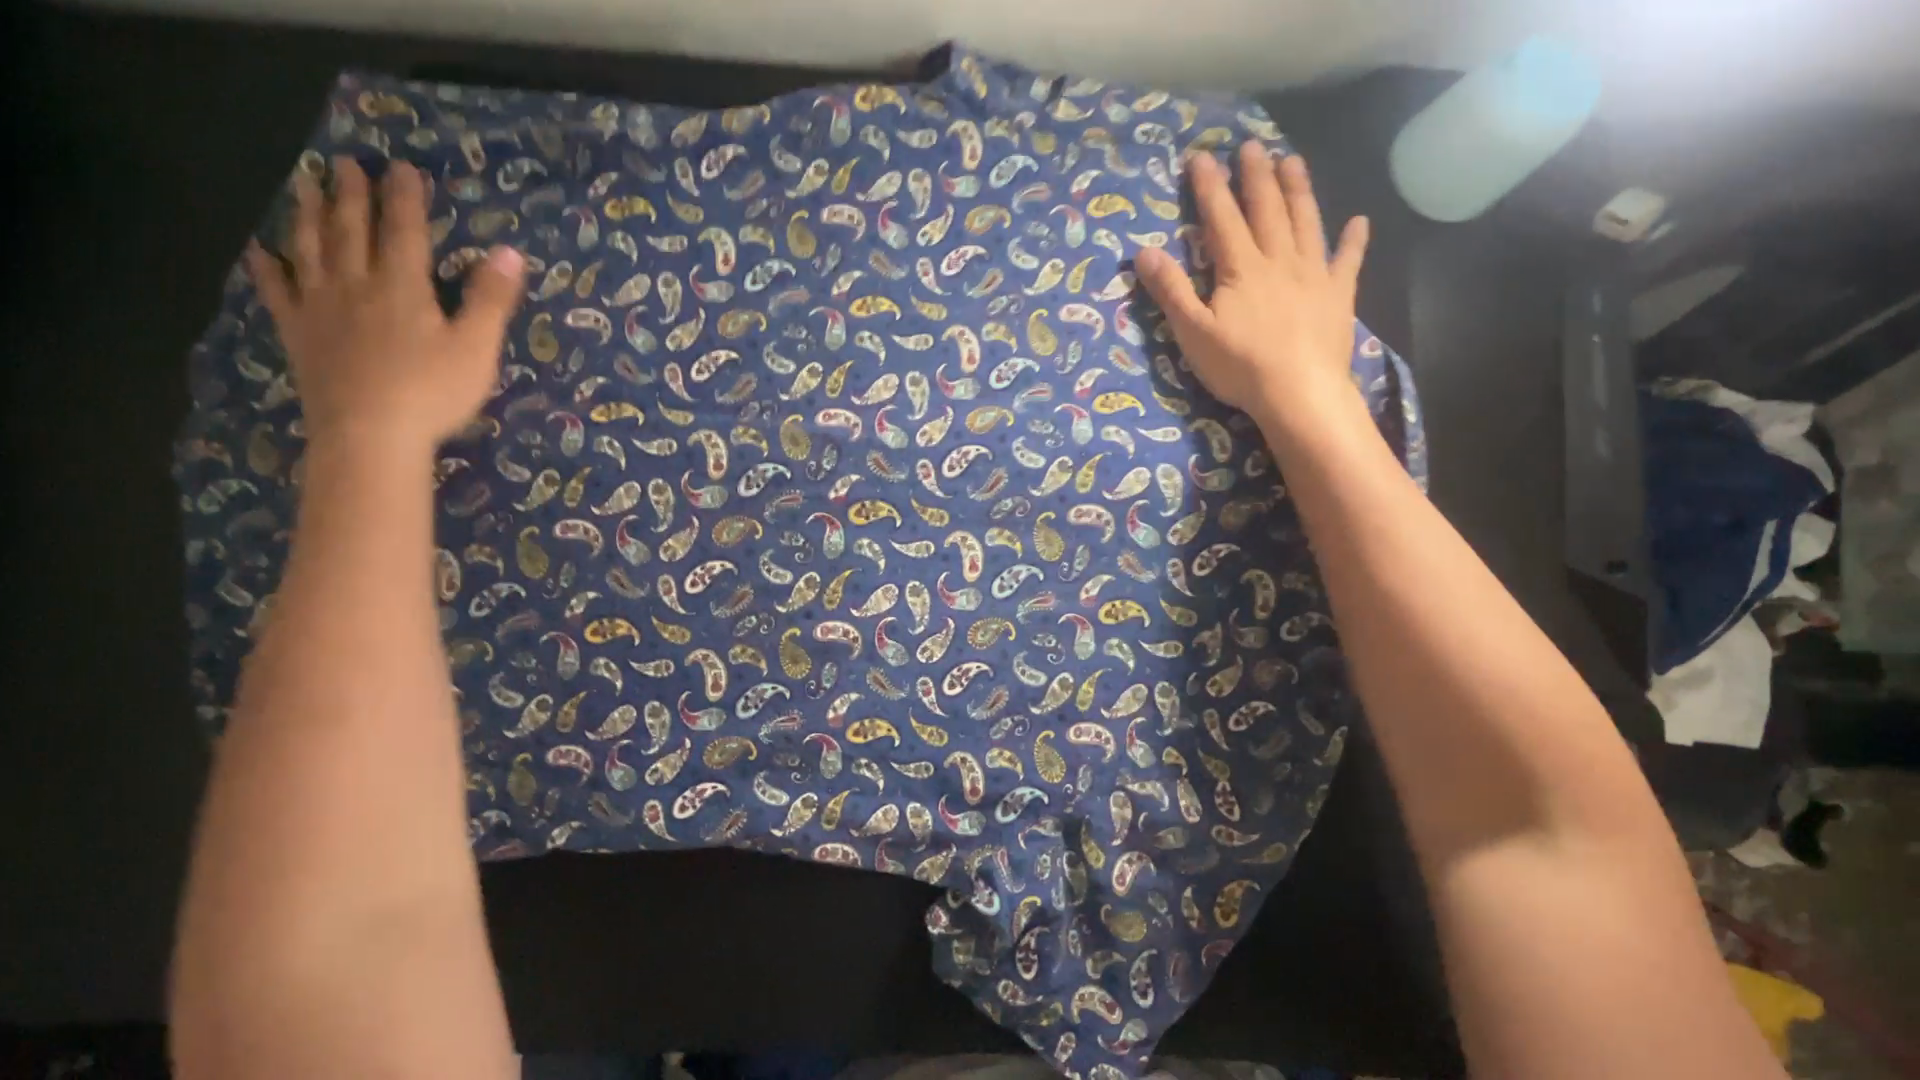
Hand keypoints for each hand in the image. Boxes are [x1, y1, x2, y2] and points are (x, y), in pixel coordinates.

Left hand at [248, 156, 525, 458]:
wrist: (368, 436)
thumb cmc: (432, 394)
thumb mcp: (477, 349)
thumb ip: (491, 299)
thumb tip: (510, 251)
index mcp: (403, 286)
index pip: (405, 230)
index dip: (404, 197)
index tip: (402, 167)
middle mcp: (357, 285)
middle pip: (352, 230)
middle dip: (351, 194)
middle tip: (345, 162)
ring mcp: (321, 308)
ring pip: (311, 248)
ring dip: (308, 213)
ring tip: (304, 184)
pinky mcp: (299, 335)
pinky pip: (278, 292)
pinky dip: (267, 267)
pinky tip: (259, 249)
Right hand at [1135, 142, 1369, 437]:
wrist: (1300, 393)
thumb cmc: (1241, 366)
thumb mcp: (1193, 332)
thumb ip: (1170, 290)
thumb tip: (1143, 252)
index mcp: (1241, 268)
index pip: (1221, 218)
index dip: (1210, 186)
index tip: (1200, 156)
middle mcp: (1279, 260)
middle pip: (1267, 209)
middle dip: (1256, 176)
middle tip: (1251, 144)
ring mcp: (1313, 275)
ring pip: (1305, 222)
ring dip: (1298, 190)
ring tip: (1292, 161)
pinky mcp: (1338, 296)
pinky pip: (1348, 261)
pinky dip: (1353, 241)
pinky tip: (1359, 222)